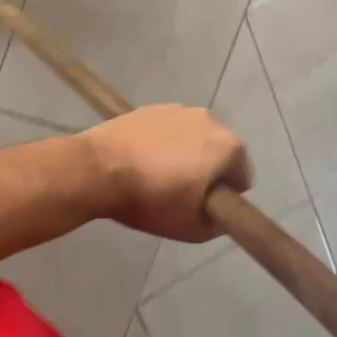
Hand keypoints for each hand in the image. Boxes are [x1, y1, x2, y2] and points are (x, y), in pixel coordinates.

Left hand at [78, 105, 251, 242]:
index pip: (241, 177)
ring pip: (190, 139)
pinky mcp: (147, 108)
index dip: (223, 196)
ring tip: (154, 175)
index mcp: (229, 145)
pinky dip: (159, 143)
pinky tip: (139, 159)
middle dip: (204, 171)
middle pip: (216, 153)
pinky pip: (165, 130)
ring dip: (182, 154)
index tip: (198, 205)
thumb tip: (219, 212)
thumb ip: (221, 222)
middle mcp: (208, 119)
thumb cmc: (151, 199)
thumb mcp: (195, 229)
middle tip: (176, 192)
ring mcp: (175, 109)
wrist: (96, 169)